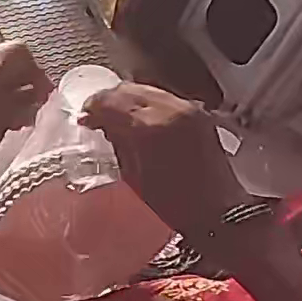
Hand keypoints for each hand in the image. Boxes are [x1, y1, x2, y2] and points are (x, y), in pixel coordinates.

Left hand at [0, 41, 51, 186]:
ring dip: (3, 87)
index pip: (20, 52)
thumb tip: (35, 91)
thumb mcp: (1, 122)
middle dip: (19, 80)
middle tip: (29, 106)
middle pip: (3, 59)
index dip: (35, 71)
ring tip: (11, 116)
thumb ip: (22, 100)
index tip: (42, 93)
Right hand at [79, 83, 250, 235]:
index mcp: (151, 127)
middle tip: (96, 115)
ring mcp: (188, 109)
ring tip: (116, 117)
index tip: (84, 118)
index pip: (112, 101)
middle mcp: (171, 110)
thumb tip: (103, 126)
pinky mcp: (198, 114)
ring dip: (128, 99)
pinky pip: (164, 98)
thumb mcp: (134, 176)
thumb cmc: (174, 204)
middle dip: (109, 100)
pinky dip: (147, 103)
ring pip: (148, 89)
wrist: (217, 211)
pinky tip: (140, 119)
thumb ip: (117, 143)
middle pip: (129, 89)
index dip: (94, 107)